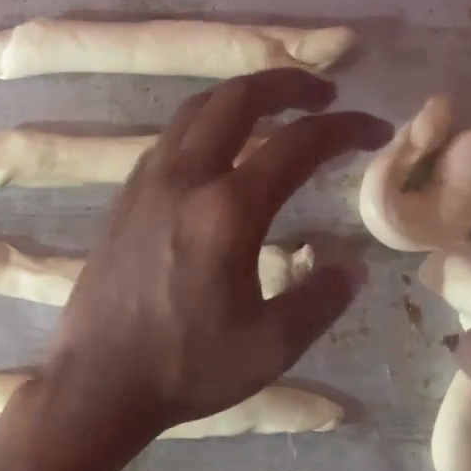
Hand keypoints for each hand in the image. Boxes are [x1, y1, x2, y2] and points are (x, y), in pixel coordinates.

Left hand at [32, 69, 391, 450]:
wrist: (95, 385)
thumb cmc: (183, 370)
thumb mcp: (270, 347)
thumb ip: (320, 301)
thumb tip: (351, 268)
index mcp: (227, 210)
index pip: (298, 143)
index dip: (346, 129)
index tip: (374, 132)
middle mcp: (182, 183)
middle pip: (236, 100)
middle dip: (286, 85)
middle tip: (321, 97)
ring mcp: (142, 192)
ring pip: (191, 116)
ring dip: (236, 103)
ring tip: (266, 118)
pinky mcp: (118, 210)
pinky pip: (163, 148)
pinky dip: (197, 134)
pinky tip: (209, 163)